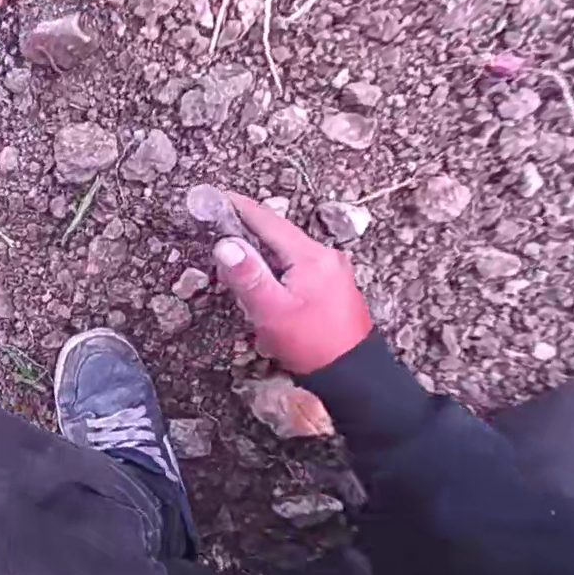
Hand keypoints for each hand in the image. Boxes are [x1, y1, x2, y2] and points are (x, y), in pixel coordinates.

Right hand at [213, 194, 373, 374]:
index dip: (240, 208)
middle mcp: (326, 256)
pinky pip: (297, 265)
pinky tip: (264, 282)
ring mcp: (332, 270)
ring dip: (261, 252)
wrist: (355, 377)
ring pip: (287, 251)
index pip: (269, 221)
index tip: (218, 197)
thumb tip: (225, 244)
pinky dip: (276, 266)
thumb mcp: (273, 311)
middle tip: (219, 231)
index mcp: (312, 256)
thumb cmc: (312, 345)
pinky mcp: (332, 285)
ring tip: (236, 263)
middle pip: (278, 234)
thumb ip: (248, 276)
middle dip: (248, 232)